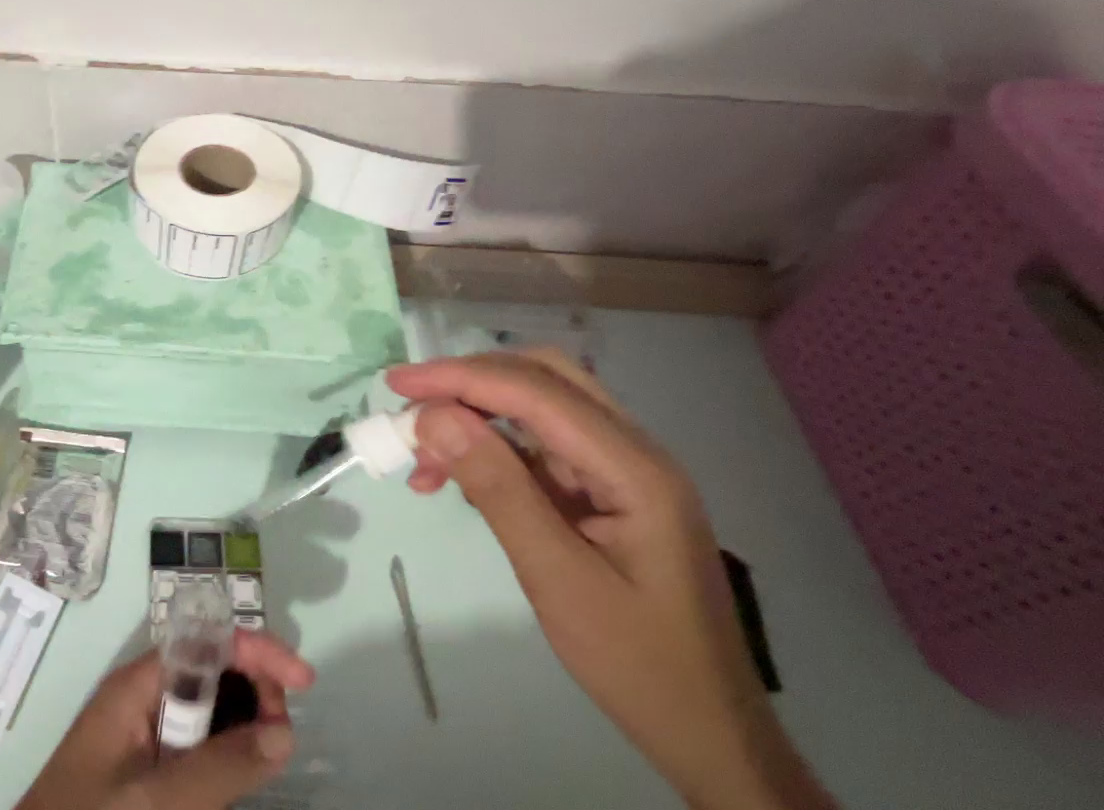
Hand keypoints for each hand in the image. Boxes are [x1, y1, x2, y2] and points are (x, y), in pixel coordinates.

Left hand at [16, 630, 313, 809]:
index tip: (304, 683)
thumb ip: (221, 767)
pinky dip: (222, 758)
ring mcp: (142, 733)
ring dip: (243, 730)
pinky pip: (194, 748)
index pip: (208, 641)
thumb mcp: (156, 800)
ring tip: (260, 766)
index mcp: (138, 686)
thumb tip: (285, 733)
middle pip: (214, 673)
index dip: (258, 651)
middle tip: (279, 744)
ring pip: (210, 713)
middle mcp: (142, 698)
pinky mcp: (144, 768)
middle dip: (256, 696)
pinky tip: (230, 785)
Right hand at [389, 350, 835, 809]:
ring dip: (478, 417)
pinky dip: (494, 451)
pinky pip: (543, 450)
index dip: (461, 377)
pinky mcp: (609, 494)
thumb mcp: (556, 577)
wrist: (707, 727)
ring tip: (422, 461)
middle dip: (470, 382)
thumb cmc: (636, 660)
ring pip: (542, 411)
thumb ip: (498, 489)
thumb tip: (436, 417)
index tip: (396, 384)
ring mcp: (624, 472)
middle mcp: (634, 452)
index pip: (537, 393)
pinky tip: (458, 480)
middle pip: (546, 380)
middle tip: (408, 408)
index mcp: (635, 468)